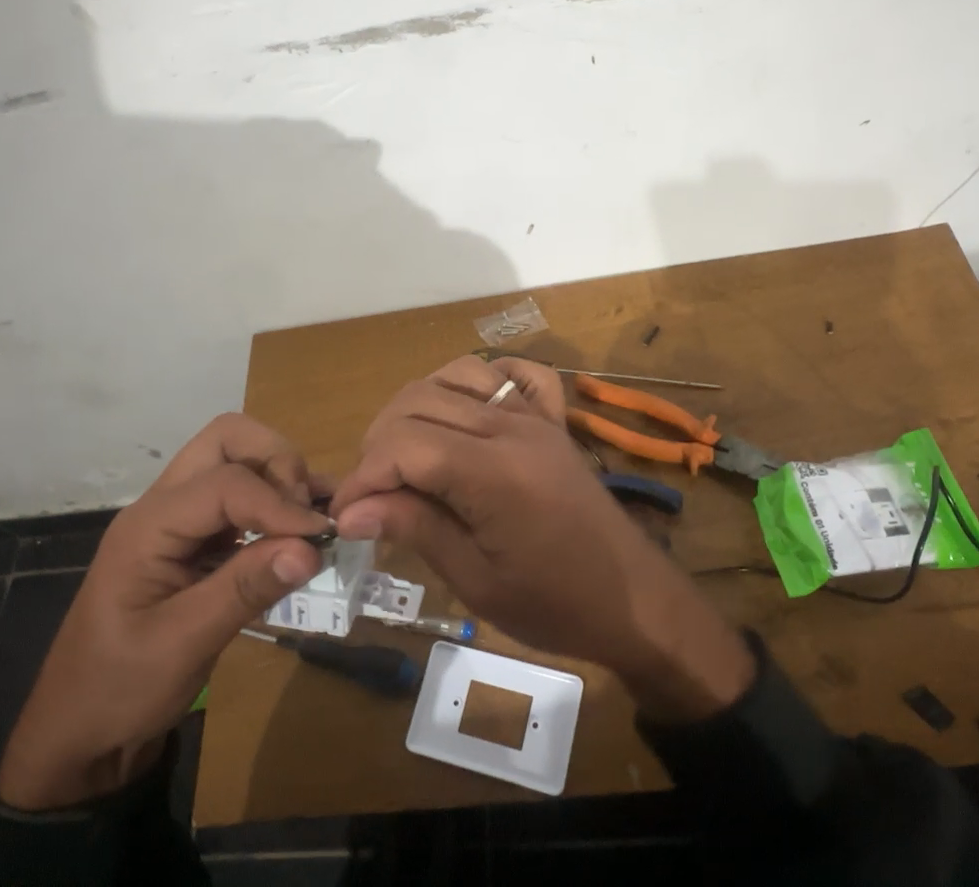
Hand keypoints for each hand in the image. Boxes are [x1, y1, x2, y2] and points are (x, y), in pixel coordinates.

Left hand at [0, 414, 327, 810]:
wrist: (78, 734)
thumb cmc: (118, 690)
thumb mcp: (182, 644)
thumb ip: (245, 589)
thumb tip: (311, 548)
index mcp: (148, 527)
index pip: (226, 483)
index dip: (280, 504)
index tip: (323, 538)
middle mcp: (163, 509)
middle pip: (226, 439)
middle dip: (277, 461)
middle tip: (308, 511)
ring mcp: (179, 524)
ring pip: (236, 461)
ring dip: (281, 478)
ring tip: (317, 520)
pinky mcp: (196, 545)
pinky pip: (241, 502)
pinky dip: (277, 507)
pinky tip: (305, 535)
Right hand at [330, 357, 753, 720]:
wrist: (634, 600)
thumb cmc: (555, 604)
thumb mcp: (476, 580)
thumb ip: (415, 528)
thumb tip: (350, 511)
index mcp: (491, 471)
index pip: (402, 443)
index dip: (362, 476)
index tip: (345, 517)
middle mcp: (511, 427)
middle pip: (419, 400)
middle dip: (380, 444)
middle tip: (373, 497)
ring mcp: (537, 417)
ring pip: (457, 374)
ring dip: (419, 406)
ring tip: (409, 457)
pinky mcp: (554, 421)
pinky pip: (516, 373)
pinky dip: (482, 380)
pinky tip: (468, 412)